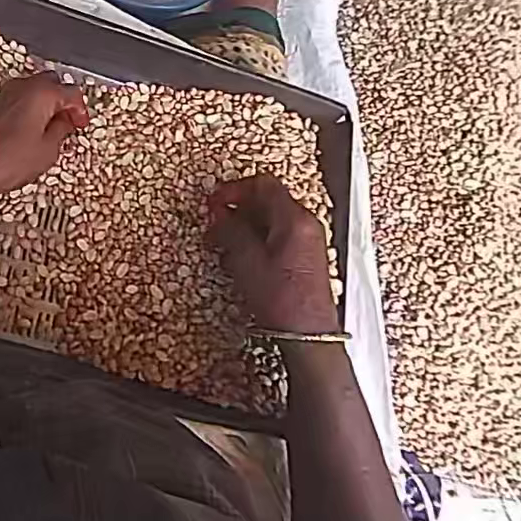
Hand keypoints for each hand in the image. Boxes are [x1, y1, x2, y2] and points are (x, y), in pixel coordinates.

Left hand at [0, 72, 88, 203]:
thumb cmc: (8, 160)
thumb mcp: (49, 150)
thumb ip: (62, 130)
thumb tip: (65, 122)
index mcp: (42, 93)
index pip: (72, 93)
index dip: (81, 110)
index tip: (81, 125)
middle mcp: (23, 86)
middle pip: (53, 84)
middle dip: (64, 102)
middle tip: (70, 124)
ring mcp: (6, 94)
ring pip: (35, 90)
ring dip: (47, 105)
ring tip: (52, 130)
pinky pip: (20, 99)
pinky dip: (31, 109)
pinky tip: (33, 131)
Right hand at [208, 174, 339, 333]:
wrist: (307, 335)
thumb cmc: (282, 301)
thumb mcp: (247, 262)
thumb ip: (231, 232)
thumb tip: (218, 215)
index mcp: (294, 220)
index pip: (263, 185)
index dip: (234, 189)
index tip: (214, 202)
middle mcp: (305, 224)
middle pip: (267, 200)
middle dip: (236, 209)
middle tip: (214, 223)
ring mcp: (306, 240)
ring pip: (269, 219)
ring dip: (243, 225)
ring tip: (221, 243)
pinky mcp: (302, 256)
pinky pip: (276, 235)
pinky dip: (255, 239)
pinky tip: (238, 257)